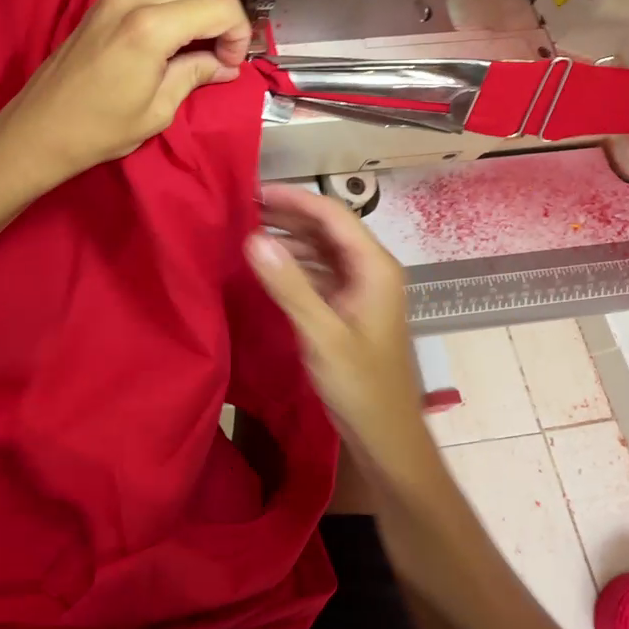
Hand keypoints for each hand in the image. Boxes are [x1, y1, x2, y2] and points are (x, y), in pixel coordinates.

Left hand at [0, 0, 251, 184]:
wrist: (38, 129)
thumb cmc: (98, 129)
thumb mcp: (157, 110)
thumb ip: (195, 75)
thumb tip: (225, 66)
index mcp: (151, 26)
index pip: (220, 6)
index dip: (238, 34)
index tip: (230, 65)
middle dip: (223, 18)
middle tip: (221, 58)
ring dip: (200, 9)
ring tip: (200, 49)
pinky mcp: (104, 2)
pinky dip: (176, 6)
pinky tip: (175, 39)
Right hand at [245, 185, 421, 449]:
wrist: (386, 436)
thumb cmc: (360, 385)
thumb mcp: (321, 334)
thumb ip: (289, 285)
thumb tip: (253, 238)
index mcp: (375, 267)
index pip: (333, 215)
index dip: (294, 199)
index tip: (253, 192)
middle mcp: (371, 270)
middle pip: (327, 228)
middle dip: (287, 215)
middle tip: (242, 209)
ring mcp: (361, 289)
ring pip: (321, 250)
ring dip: (288, 239)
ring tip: (246, 233)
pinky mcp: (348, 307)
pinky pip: (319, 273)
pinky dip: (293, 265)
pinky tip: (266, 267)